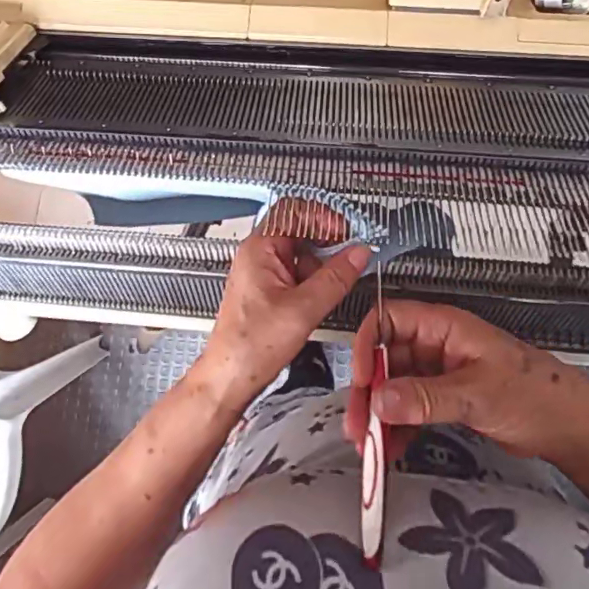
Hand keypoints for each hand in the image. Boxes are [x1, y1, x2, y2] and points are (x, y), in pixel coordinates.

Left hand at [194, 200, 370, 406]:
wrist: (230, 377)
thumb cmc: (250, 346)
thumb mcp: (304, 309)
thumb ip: (336, 278)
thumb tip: (358, 253)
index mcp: (259, 249)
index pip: (294, 210)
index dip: (324, 216)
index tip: (346, 232)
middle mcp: (257, 255)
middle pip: (298, 228)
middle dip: (326, 240)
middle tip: (349, 253)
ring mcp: (262, 272)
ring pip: (299, 250)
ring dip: (321, 260)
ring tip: (336, 281)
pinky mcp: (268, 289)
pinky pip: (295, 270)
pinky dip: (313, 277)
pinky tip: (322, 295)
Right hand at [343, 300, 588, 459]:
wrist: (568, 426)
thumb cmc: (537, 392)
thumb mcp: (478, 393)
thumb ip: (427, 397)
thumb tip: (381, 399)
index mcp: (444, 327)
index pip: (389, 319)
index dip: (368, 345)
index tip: (359, 379)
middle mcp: (437, 345)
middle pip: (385, 357)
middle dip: (368, 389)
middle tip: (357, 423)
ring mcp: (440, 372)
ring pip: (394, 385)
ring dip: (379, 413)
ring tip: (369, 444)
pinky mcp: (445, 398)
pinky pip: (409, 407)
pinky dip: (397, 426)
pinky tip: (391, 447)